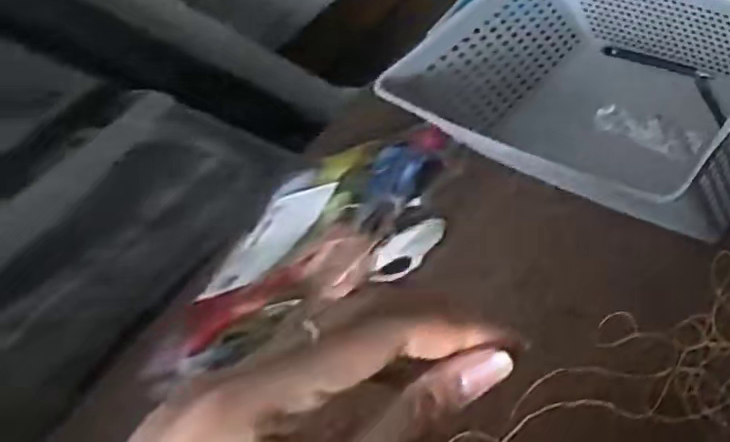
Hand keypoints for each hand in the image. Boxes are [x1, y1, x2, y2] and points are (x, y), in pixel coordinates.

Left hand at [132, 302, 515, 441]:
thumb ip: (410, 421)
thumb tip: (499, 359)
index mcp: (250, 390)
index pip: (387, 326)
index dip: (461, 328)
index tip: (515, 344)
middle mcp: (231, 372)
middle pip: (365, 311)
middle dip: (440, 322)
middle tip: (493, 345)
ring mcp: (214, 390)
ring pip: (339, 329)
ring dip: (409, 338)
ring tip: (456, 362)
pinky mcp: (210, 414)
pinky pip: (310, 361)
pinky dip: (365, 365)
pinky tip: (395, 388)